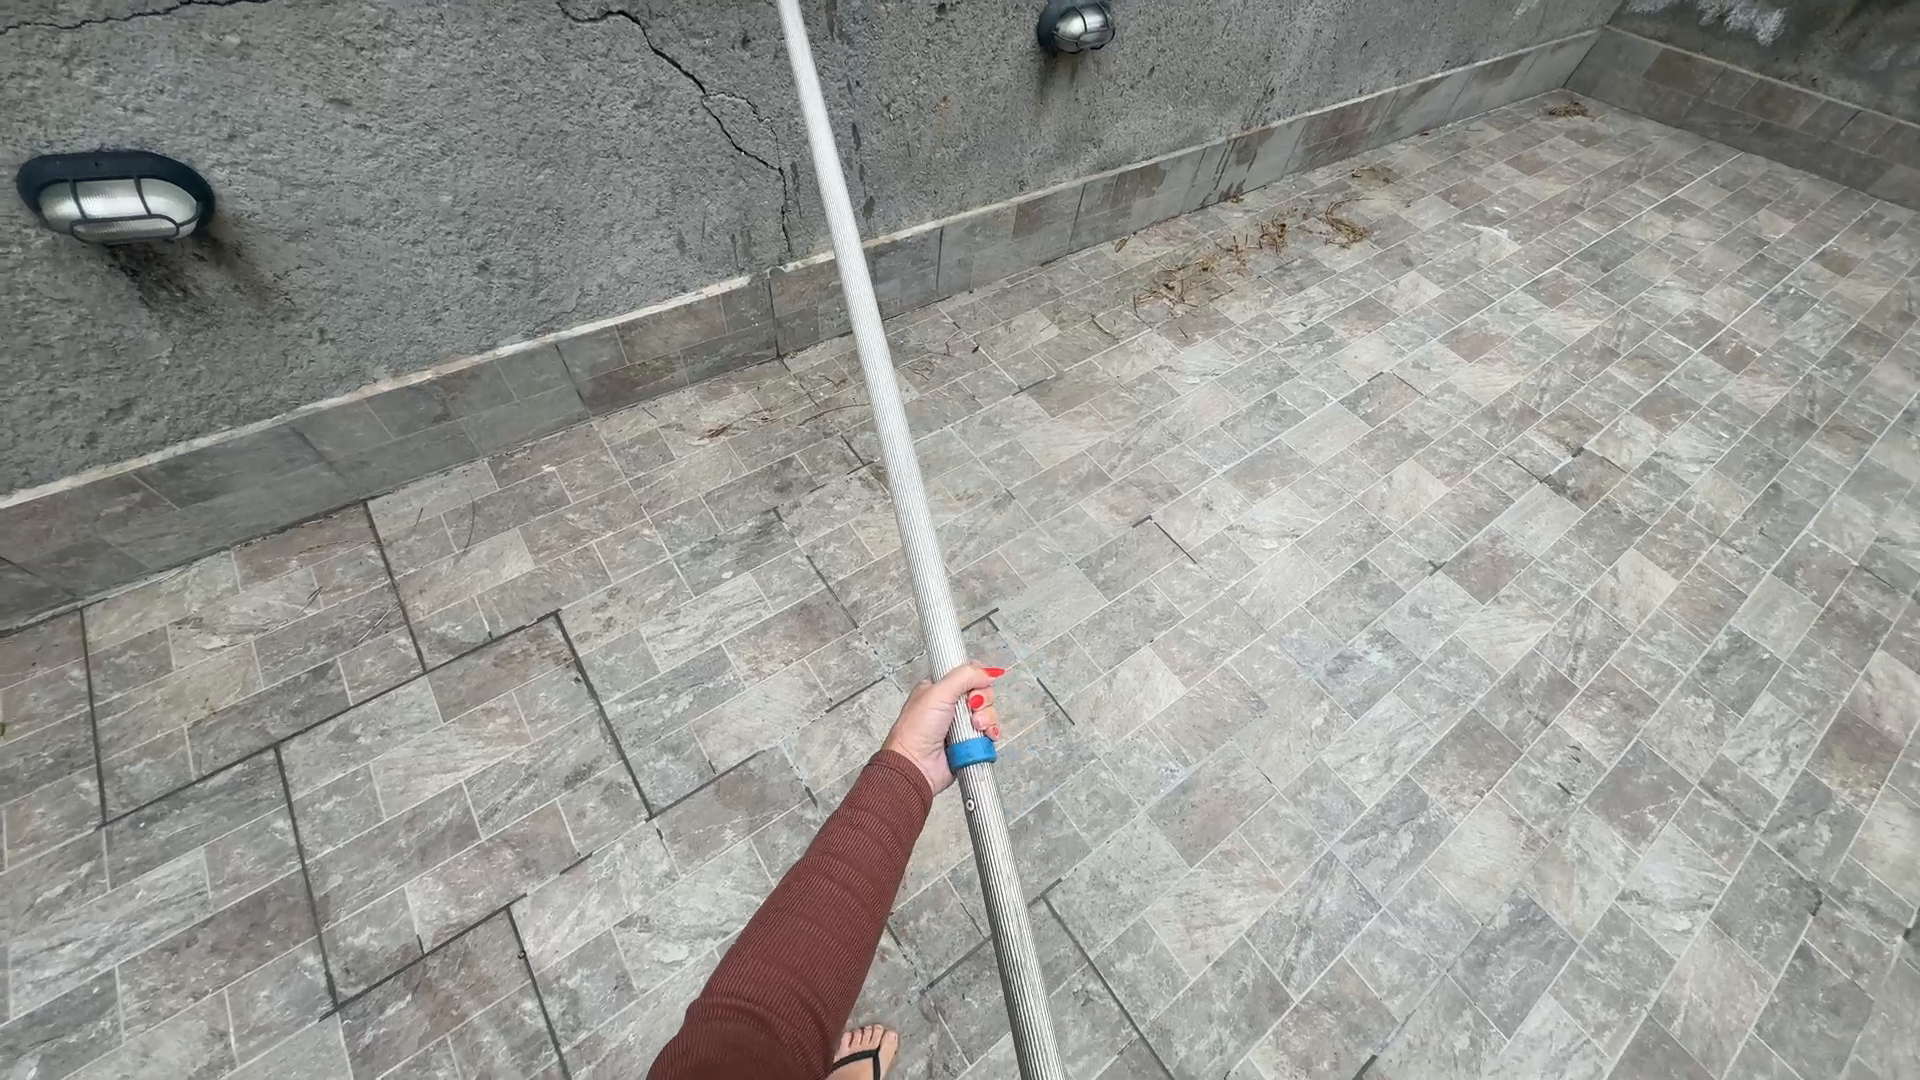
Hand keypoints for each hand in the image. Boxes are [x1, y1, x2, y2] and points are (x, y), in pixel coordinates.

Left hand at [881, 662, 1004, 793]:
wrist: (916, 765)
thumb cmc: (916, 730)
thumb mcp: (938, 693)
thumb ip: (964, 676)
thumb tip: (987, 672)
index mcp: (939, 689)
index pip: (967, 674)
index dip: (976, 678)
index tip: (974, 687)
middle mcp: (951, 705)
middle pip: (982, 693)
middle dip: (982, 701)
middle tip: (972, 709)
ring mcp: (961, 725)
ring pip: (987, 713)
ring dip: (986, 719)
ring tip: (975, 727)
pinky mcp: (969, 742)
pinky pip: (989, 733)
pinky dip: (991, 734)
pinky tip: (986, 736)